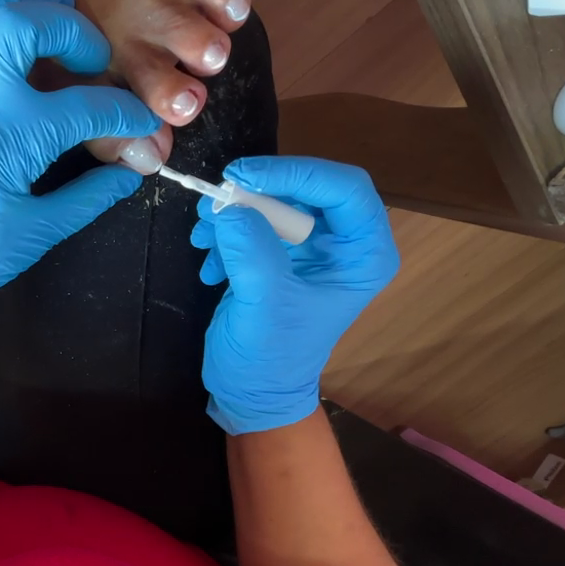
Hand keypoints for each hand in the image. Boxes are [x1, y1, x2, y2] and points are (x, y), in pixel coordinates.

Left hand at [0, 0, 160, 334]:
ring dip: (24, 3)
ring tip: (58, 18)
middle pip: (24, 24)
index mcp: (7, 143)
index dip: (125, 112)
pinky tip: (8, 23)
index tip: (143, 121)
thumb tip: (134, 168)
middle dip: (71, 27)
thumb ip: (91, 195)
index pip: (84, 107)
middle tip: (94, 55)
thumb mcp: (40, 232)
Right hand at [192, 156, 397, 433]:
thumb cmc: (269, 357)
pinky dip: (224, 236)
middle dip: (256, 194)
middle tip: (214, 200)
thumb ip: (252, 253)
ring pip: (273, 204)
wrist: (248, 391)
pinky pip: (251, 224)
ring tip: (202, 239)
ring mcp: (306, 250)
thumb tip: (228, 208)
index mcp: (362, 254)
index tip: (243, 177)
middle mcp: (341, 244)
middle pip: (304, 190)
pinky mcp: (275, 256)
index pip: (343, 189)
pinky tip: (209, 267)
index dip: (296, 174)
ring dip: (232, 215)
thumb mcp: (264, 305)